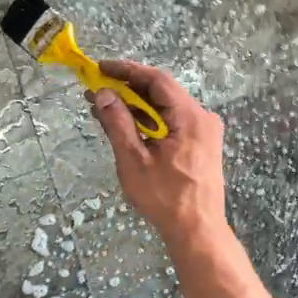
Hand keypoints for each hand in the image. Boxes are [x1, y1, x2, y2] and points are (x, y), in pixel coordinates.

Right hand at [88, 60, 227, 246]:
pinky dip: (146, 118)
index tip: (100, 67)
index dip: (127, 70)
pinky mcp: (198, 143)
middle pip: (161, 91)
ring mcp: (202, 131)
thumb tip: (103, 93)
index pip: (157, 80)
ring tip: (102, 106)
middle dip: (127, 87)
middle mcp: (201, 118)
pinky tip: (124, 122)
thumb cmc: (165, 196)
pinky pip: (170, 120)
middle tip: (95, 87)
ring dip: (134, 103)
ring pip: (164, 106)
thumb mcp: (134, 159)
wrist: (197, 230)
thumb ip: (118, 122)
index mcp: (190, 118)